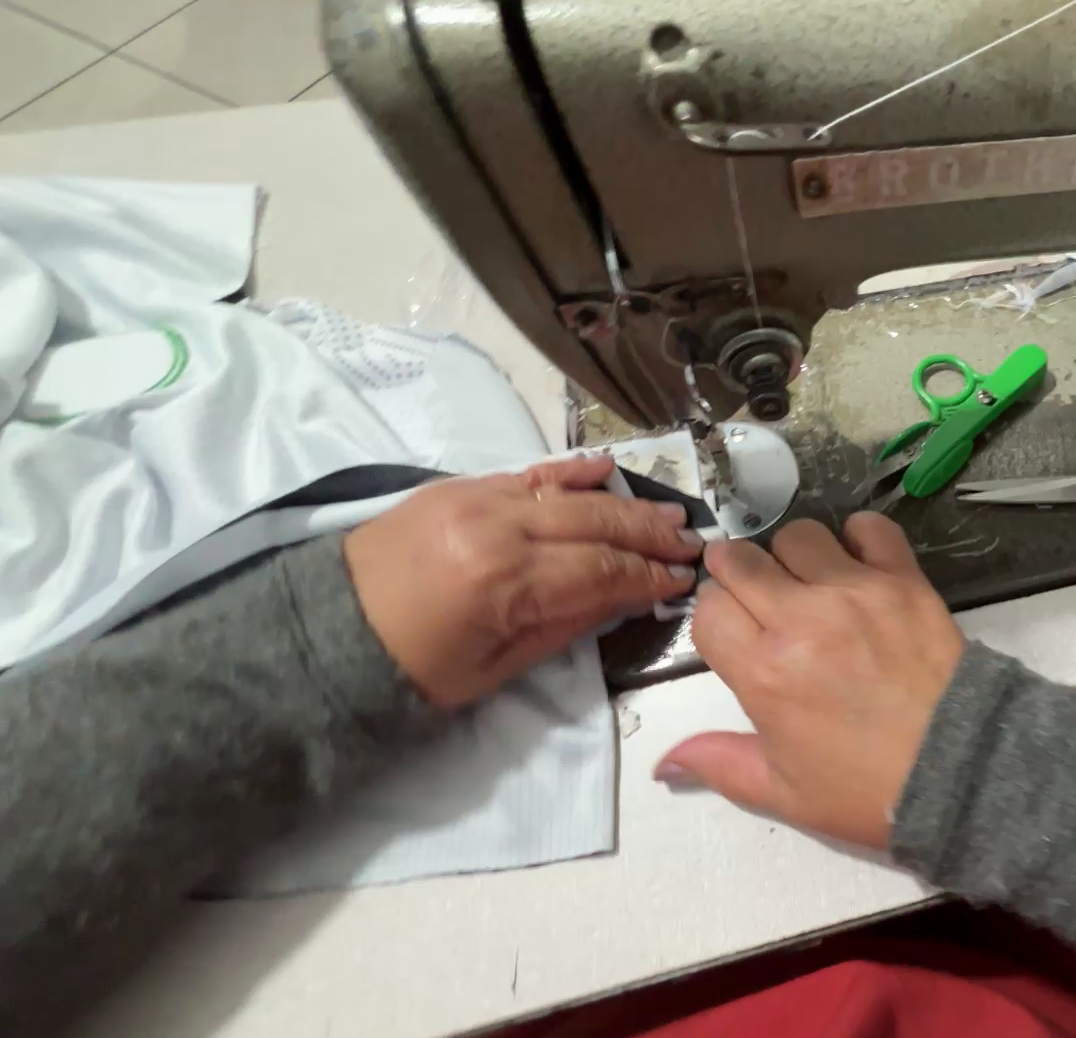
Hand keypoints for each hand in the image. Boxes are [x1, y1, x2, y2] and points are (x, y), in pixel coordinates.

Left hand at [343, 456, 704, 707]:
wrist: (320, 635)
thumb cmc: (414, 669)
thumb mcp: (499, 666)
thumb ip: (570, 622)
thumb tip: (631, 595)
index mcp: (504, 583)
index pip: (602, 571)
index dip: (650, 577)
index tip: (683, 580)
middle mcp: (496, 528)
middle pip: (597, 524)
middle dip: (651, 536)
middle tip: (691, 544)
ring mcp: (476, 499)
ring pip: (572, 495)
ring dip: (626, 504)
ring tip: (668, 514)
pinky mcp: (460, 486)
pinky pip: (530, 472)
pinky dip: (572, 471)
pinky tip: (609, 469)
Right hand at [656, 514, 964, 850]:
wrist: (959, 769)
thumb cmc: (867, 789)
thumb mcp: (785, 793)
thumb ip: (720, 765)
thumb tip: (664, 761)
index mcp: (764, 672)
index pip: (708, 609)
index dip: (713, 615)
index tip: (731, 627)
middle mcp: (802, 618)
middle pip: (744, 561)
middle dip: (737, 570)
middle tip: (756, 590)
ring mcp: (856, 591)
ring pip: (800, 535)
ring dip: (794, 554)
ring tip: (810, 580)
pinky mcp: (903, 579)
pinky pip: (871, 528)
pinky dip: (860, 536)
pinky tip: (859, 562)